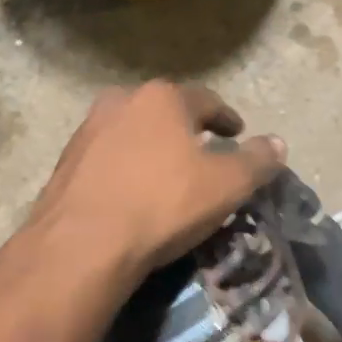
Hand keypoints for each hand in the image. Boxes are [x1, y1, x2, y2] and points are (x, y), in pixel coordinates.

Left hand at [24, 81, 286, 281]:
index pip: (206, 100)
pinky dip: (125, 169)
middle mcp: (121, 102)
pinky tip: (132, 193)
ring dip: (151, 147)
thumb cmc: (163, 205)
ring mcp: (87, 131)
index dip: (226, 117)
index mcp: (162, 98)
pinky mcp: (64, 164)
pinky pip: (107, 160)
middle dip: (185, 129)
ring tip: (166, 173)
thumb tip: (276, 143)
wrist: (83, 244)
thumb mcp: (226, 186)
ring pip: (131, 133)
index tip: (237, 132)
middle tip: (202, 150)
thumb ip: (256, 161)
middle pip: (163, 111)